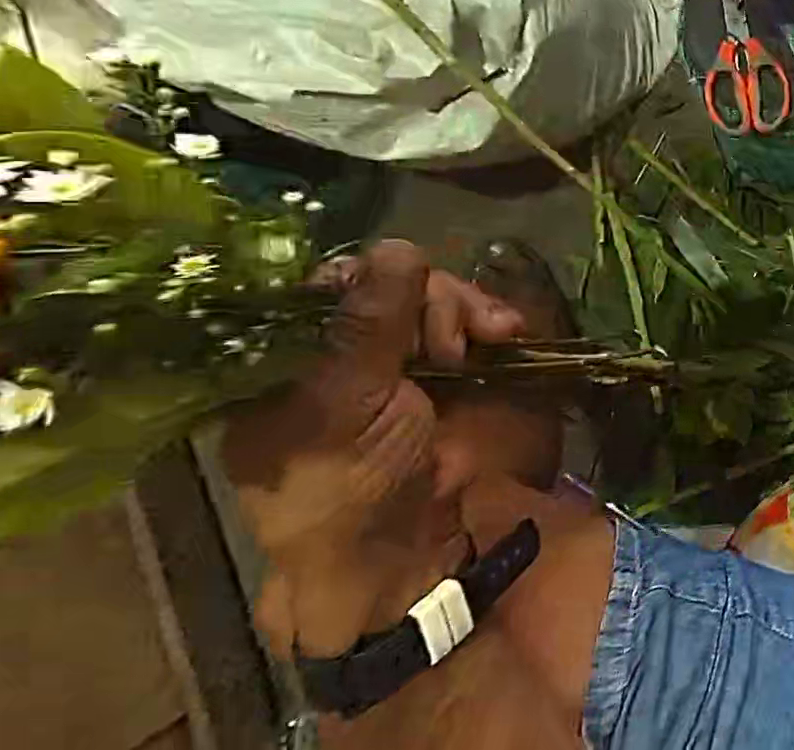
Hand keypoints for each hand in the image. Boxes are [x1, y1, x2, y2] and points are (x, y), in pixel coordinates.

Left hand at [223, 243, 534, 554]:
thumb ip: (370, 324)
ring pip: (432, 295)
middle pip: (388, 283)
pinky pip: (467, 319)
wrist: (410, 547)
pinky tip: (505, 330)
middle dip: (430, 300)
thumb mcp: (347, 404)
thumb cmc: (351, 485)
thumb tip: (399, 245)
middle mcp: (342, 347)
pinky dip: (488, 318)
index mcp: (288, 358)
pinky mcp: (447, 363)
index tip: (406, 292)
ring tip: (491, 336)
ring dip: (465, 308)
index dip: (372, 277)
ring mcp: (400, 353)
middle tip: (449, 342)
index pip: (325, 285)